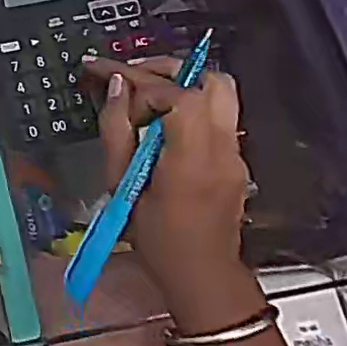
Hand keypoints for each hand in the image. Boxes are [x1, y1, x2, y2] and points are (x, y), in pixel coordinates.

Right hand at [83, 58, 248, 297]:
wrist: (202, 275)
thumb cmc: (155, 238)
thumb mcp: (121, 185)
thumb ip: (117, 130)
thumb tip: (116, 86)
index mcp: (194, 158)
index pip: (179, 96)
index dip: (142, 81)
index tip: (109, 79)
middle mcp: (225, 148)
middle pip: (211, 80)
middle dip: (167, 70)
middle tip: (130, 76)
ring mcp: (237, 152)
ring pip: (219, 92)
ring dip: (181, 83)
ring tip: (143, 93)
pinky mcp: (236, 157)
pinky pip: (216, 113)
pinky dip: (187, 103)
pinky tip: (158, 121)